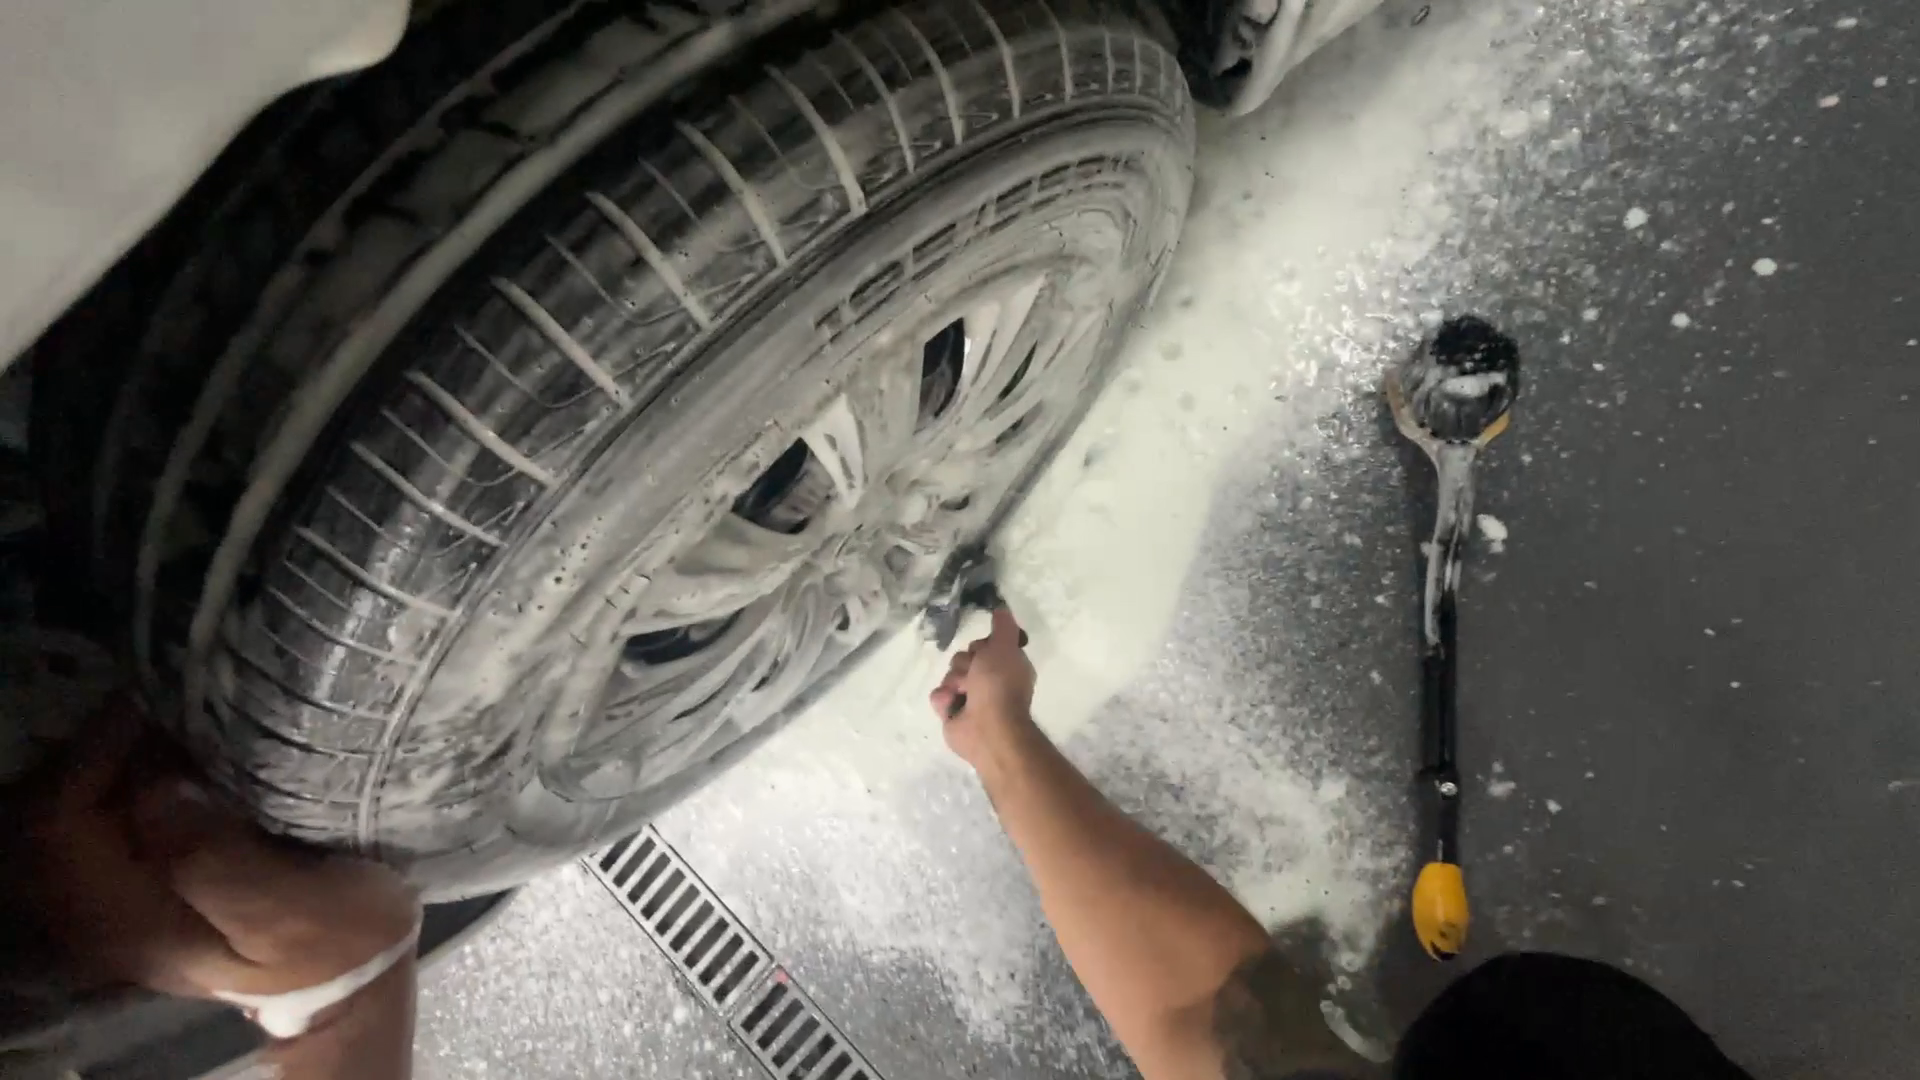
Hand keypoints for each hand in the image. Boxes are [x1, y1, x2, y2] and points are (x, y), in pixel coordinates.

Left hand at [20, 697, 418, 1015]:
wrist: (351, 978)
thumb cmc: (338, 938)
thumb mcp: (295, 906)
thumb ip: (220, 859)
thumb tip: (162, 788)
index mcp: (124, 917)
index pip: (59, 822)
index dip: (94, 753)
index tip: (160, 702)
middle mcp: (97, 911)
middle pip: (47, 816)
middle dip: (95, 751)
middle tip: (169, 702)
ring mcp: (117, 901)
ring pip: (69, 818)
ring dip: (109, 763)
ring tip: (175, 720)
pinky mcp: (147, 887)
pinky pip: (101, 824)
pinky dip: (125, 781)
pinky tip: (178, 759)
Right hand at [929, 606, 1036, 769]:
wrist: (987, 728)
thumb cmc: (999, 685)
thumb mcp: (1004, 647)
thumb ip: (1004, 627)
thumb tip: (1002, 609)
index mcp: (1005, 666)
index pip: (984, 645)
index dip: (980, 647)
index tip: (983, 653)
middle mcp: (989, 681)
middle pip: (963, 658)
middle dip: (964, 665)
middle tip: (973, 676)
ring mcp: (970, 698)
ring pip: (949, 675)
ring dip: (953, 682)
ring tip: (962, 694)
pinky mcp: (952, 712)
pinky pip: (938, 695)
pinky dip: (944, 699)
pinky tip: (953, 706)